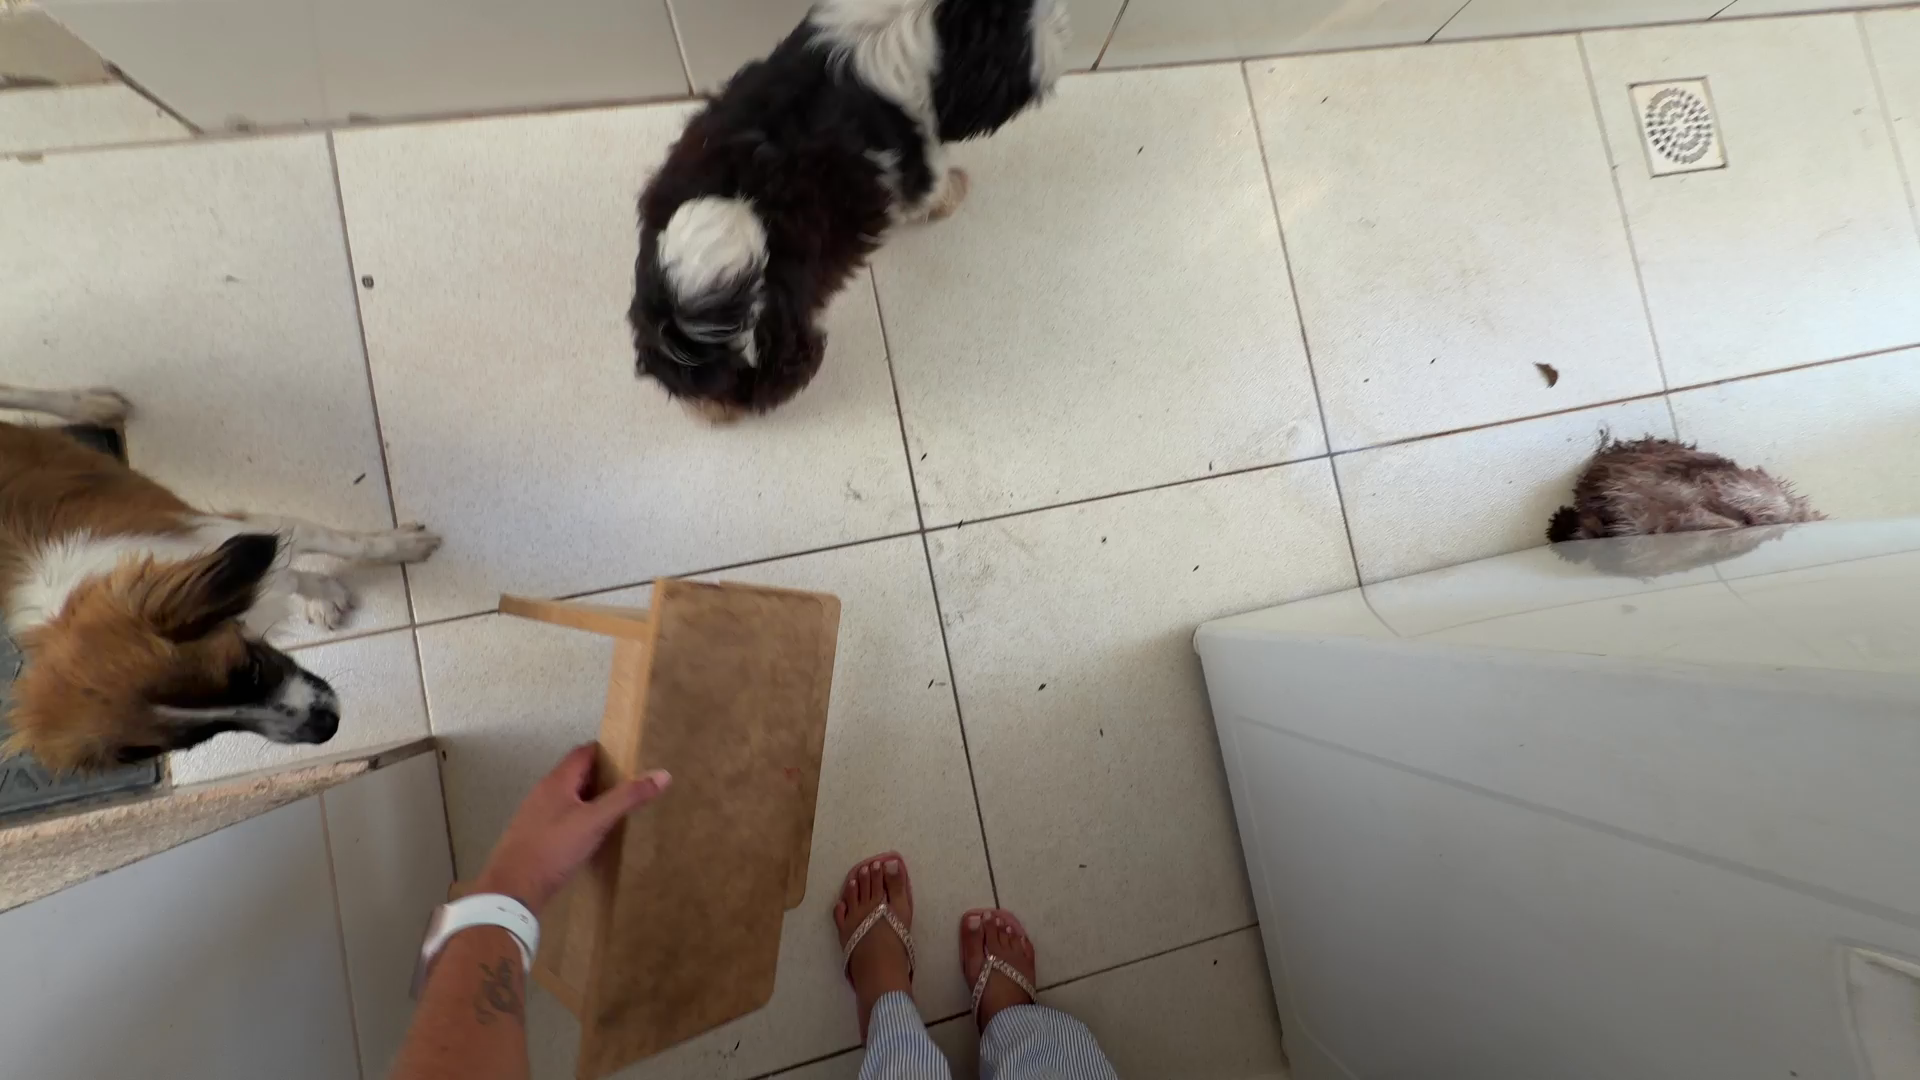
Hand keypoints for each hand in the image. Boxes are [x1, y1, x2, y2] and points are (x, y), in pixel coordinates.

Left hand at [473, 743, 671, 916]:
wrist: (509, 893)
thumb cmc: (553, 848)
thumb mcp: (596, 821)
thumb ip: (628, 797)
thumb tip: (663, 774)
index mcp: (557, 782)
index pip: (584, 752)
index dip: (608, 751)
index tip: (632, 757)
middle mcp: (543, 793)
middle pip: (577, 773)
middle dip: (603, 776)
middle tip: (630, 783)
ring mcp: (534, 815)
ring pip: (569, 796)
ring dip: (591, 797)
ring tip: (616, 807)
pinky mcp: (532, 836)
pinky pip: (561, 816)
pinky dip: (579, 816)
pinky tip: (591, 833)